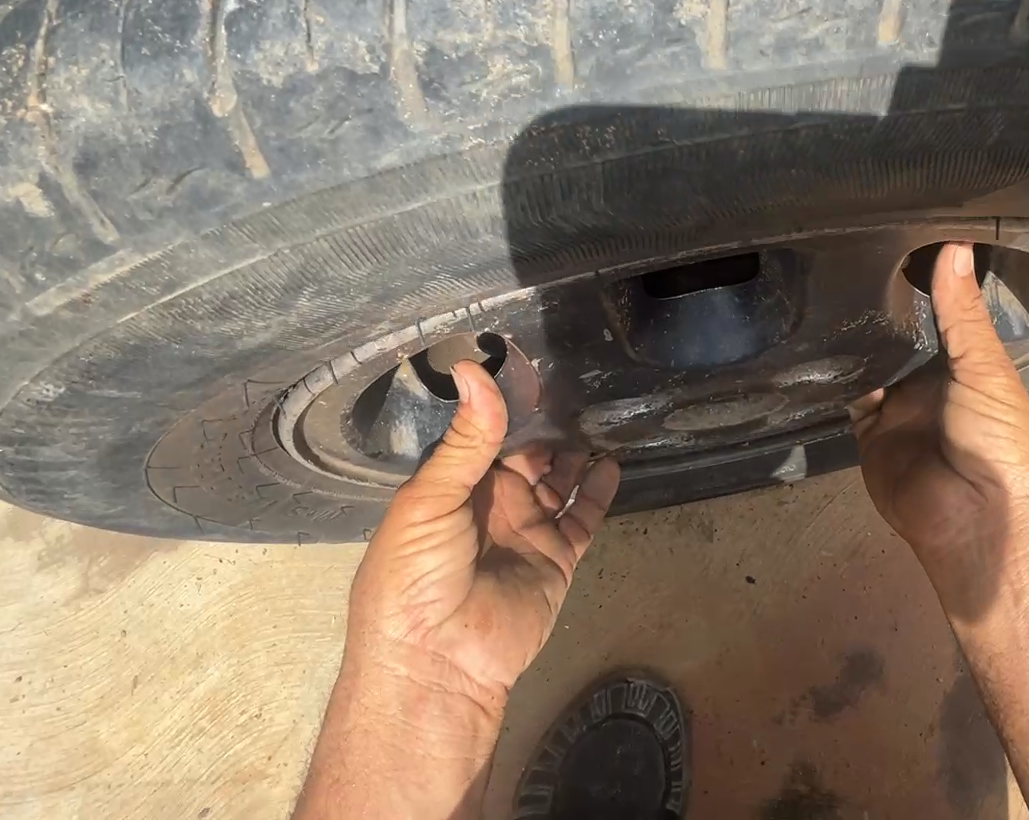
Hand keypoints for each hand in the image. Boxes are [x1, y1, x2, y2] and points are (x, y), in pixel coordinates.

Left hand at [341, 360, 620, 711]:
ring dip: (576, 454)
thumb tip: (472, 368)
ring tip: (598, 417)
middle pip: (528, 454)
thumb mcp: (430, 498)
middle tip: (576, 387)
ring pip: (560, 480)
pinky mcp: (558, 556)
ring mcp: (528, 529)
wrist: (440, 660)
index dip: (508, 407)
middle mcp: (493, 503)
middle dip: (548, 426)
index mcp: (454, 486)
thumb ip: (465, 438)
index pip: (486, 435)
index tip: (534, 369)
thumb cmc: (417, 574)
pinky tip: (610, 462)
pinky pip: (584, 516)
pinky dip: (599, 490)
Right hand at [848, 242, 1028, 578]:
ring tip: (831, 287)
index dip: (927, 286)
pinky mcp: (869, 434)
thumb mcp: (987, 370)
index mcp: (972, 368)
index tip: (901, 241)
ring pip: (873, 365)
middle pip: (904, 339)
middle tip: (852, 257)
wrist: (975, 523)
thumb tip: (956, 246)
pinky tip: (823, 342)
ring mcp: (899, 411)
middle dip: (885, 310)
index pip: (945, 317)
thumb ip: (963, 314)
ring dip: (858, 340)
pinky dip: (838, 377)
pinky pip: (850, 399)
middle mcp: (934, 385)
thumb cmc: (1000, 442)